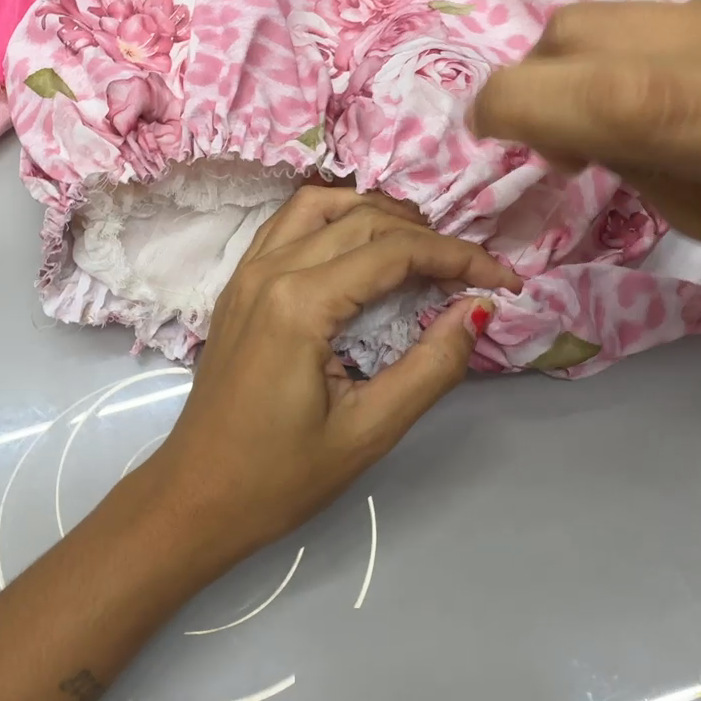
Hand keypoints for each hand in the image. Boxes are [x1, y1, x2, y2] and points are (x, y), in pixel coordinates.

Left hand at [139, 187, 521, 557]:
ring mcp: (246, 271)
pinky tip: (359, 242)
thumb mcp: (369, 430)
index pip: (394, 252)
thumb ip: (431, 365)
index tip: (503, 280)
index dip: (457, 257)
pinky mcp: (237, 283)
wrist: (197, 494)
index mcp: (299, 303)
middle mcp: (269, 270)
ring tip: (421, 245)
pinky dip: (332, 217)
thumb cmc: (281, 476)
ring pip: (319, 206)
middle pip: (362, 219)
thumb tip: (477, 309)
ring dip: (376, 212)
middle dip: (426, 236)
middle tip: (469, 271)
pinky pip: (288, 223)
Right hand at [467, 0, 700, 303]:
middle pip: (597, 32)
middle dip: (536, 79)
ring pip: (622, 15)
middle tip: (548, 137)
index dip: (524, 103)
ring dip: (583, 66)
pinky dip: (641, 51)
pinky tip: (689, 84)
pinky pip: (668, 11)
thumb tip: (558, 118)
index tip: (484, 129)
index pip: (622, 95)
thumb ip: (637, 161)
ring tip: (618, 115)